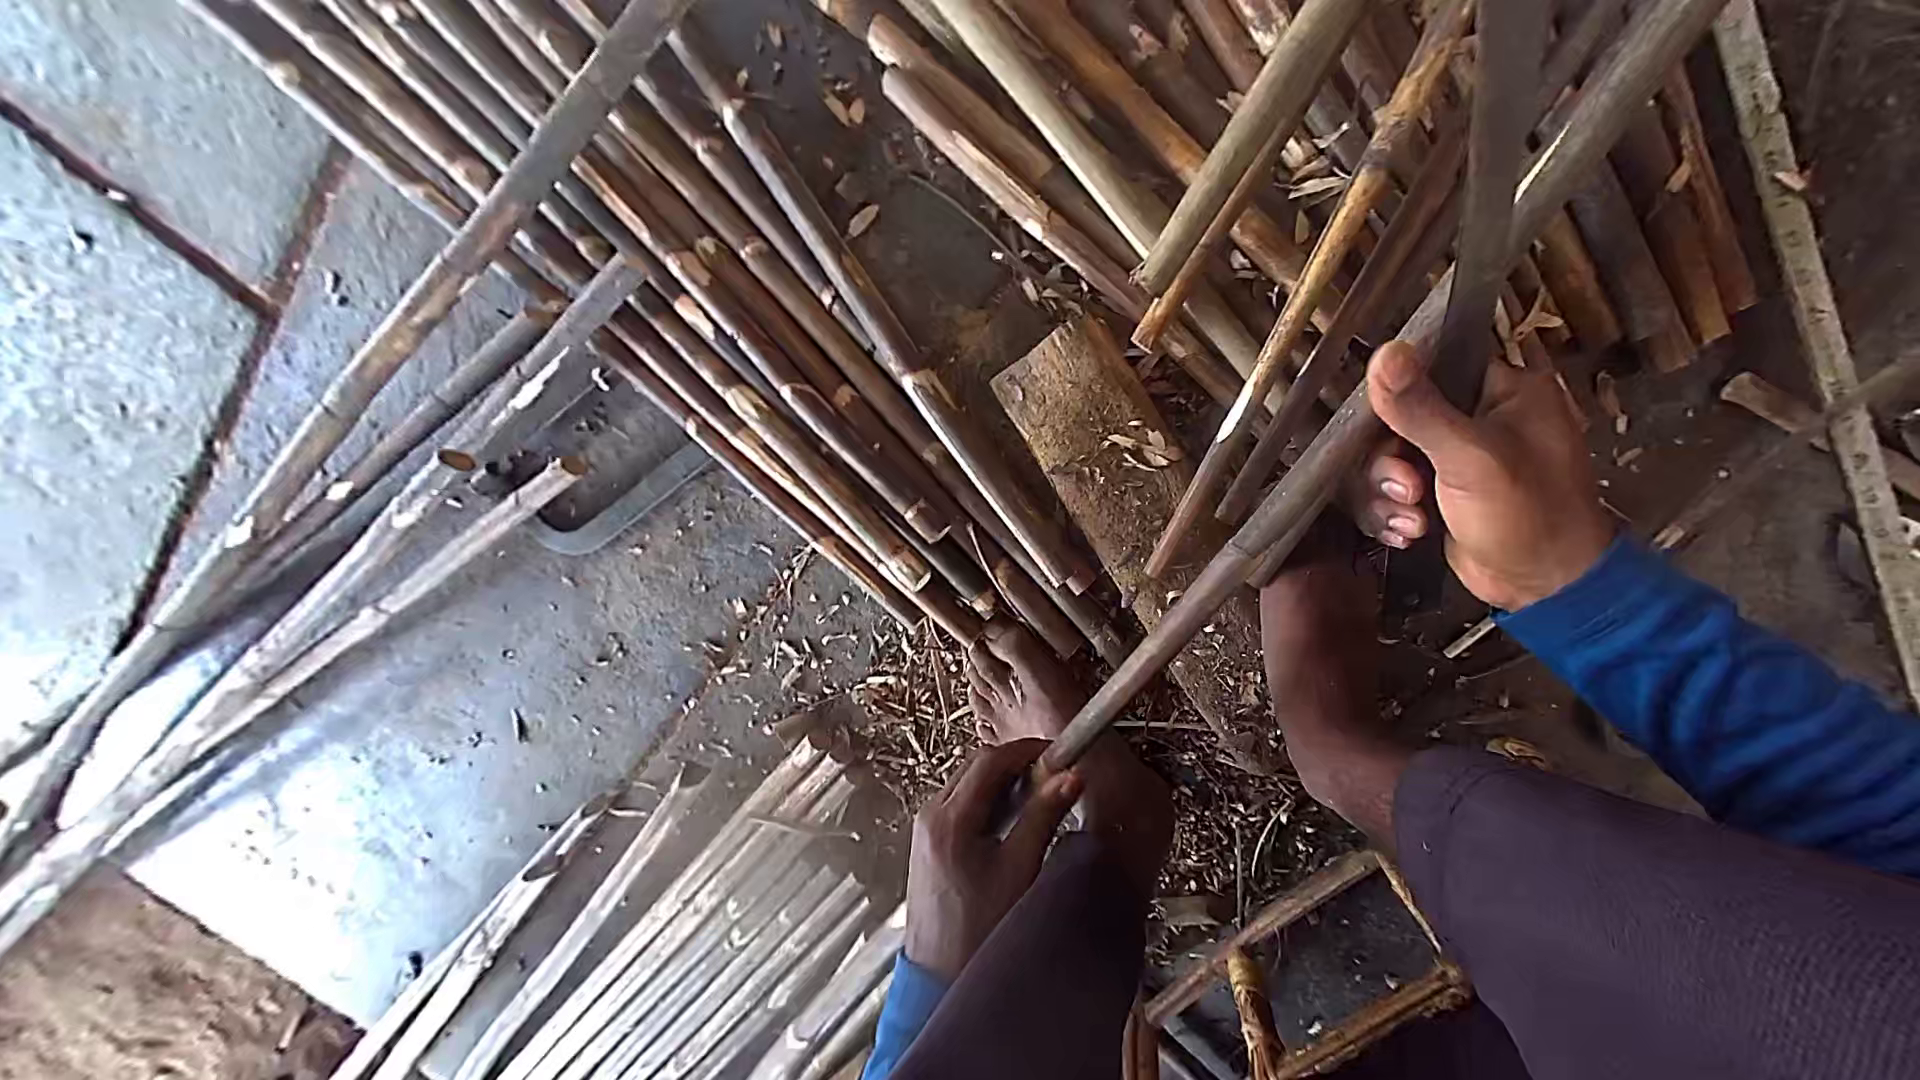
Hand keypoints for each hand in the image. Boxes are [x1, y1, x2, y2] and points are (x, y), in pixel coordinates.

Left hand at [904, 740, 1083, 980]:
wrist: (940, 977)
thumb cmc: (977, 932)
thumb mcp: (1020, 868)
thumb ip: (1044, 816)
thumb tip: (1068, 778)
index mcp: (950, 819)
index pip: (990, 760)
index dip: (1026, 750)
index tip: (1054, 753)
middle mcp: (931, 817)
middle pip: (975, 766)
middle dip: (1014, 764)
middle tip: (1050, 775)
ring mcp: (926, 828)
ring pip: (967, 783)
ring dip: (1001, 782)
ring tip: (1035, 800)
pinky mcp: (929, 841)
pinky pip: (959, 803)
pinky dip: (987, 801)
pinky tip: (1010, 823)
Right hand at [1366, 341, 1614, 610]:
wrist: (1543, 586)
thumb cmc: (1527, 514)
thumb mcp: (1470, 456)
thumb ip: (1420, 408)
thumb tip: (1384, 352)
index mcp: (1503, 393)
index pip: (1428, 372)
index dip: (1395, 400)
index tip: (1384, 432)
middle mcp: (1476, 420)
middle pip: (1392, 424)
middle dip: (1388, 465)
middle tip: (1407, 490)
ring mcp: (1452, 460)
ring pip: (1382, 463)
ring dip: (1386, 496)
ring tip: (1413, 521)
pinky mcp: (1434, 494)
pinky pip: (1386, 493)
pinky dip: (1390, 514)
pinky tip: (1410, 533)